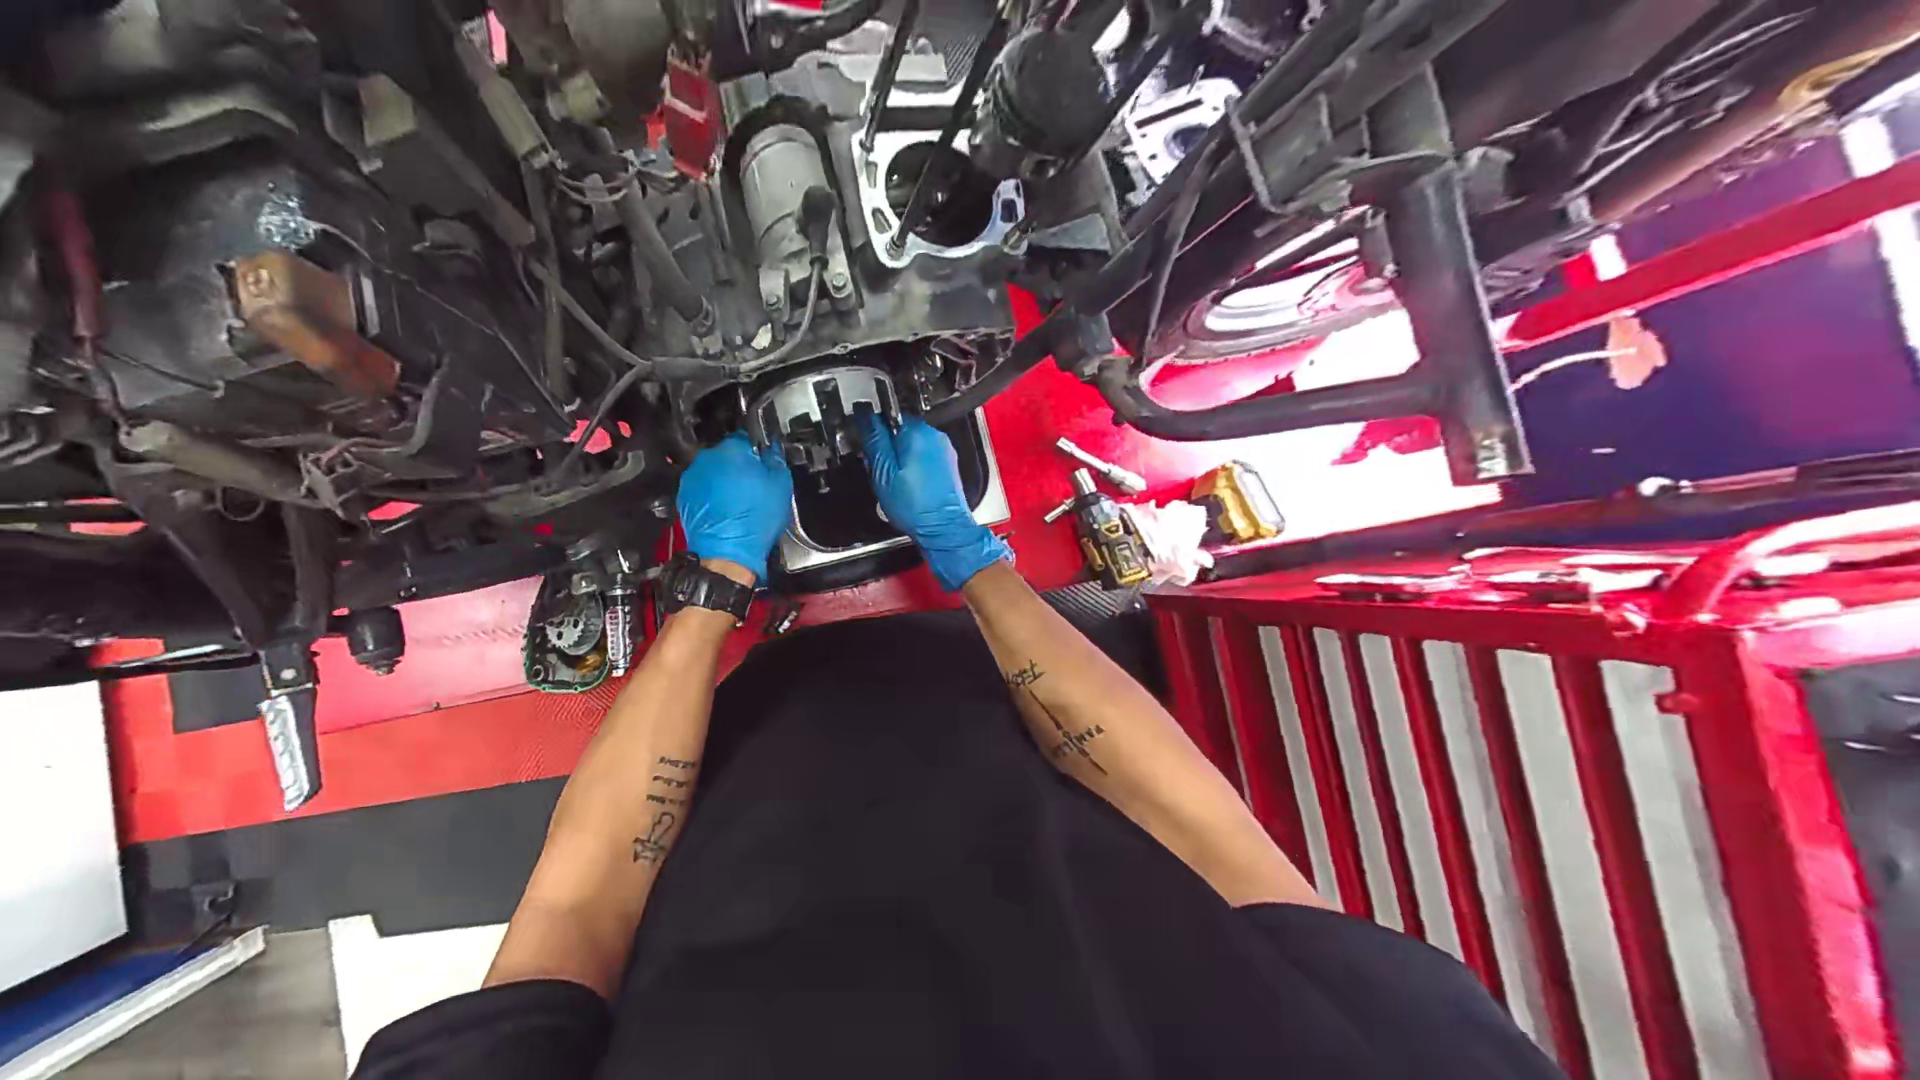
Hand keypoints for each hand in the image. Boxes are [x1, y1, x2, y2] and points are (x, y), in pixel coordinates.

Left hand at [676, 432, 793, 582]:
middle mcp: (707, 459)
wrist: (728, 553)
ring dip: (724, 478)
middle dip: (739, 464)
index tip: (763, 460)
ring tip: (740, 499)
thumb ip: (776, 460)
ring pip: (713, 469)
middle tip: (754, 484)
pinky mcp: (684, 495)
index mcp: (732, 450)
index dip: (757, 449)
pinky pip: (702, 487)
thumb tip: (772, 448)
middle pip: (727, 453)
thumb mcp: (780, 486)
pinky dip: (712, 493)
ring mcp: (692, 477)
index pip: (745, 436)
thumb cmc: (754, 522)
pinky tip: (726, 508)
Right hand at [856, 414, 1010, 590]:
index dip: (874, 433)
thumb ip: (874, 439)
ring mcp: (944, 451)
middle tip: (880, 470)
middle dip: (888, 447)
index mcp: (917, 432)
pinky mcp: (948, 465)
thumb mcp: (883, 472)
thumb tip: (864, 414)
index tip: (868, 449)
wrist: (945, 530)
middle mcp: (935, 436)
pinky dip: (914, 467)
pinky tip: (909, 486)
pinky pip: (925, 457)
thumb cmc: (916, 506)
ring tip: (895, 481)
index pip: (889, 416)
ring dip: (901, 458)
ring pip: (913, 445)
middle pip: (901, 430)